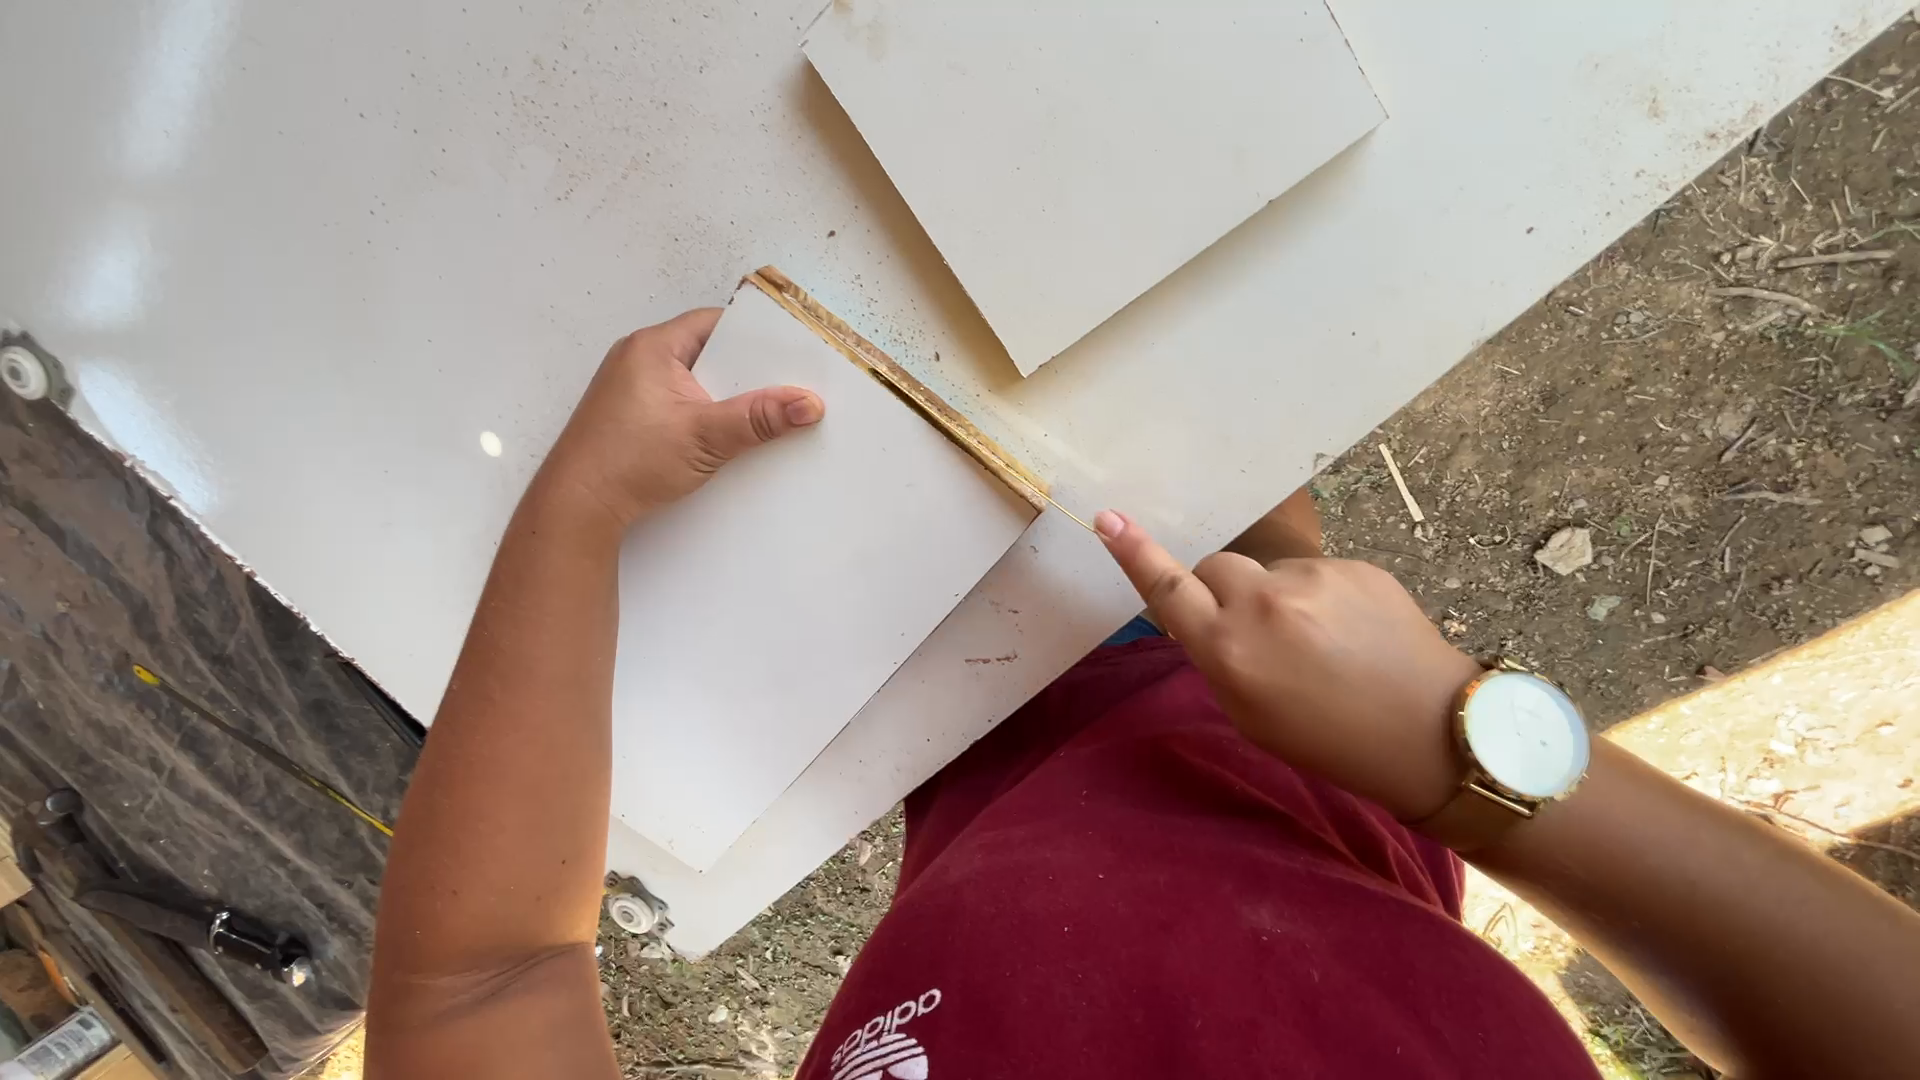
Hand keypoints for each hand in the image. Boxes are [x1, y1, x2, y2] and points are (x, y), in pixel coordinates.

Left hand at [535, 309, 824, 532]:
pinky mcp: (637, 418)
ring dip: (729, 397)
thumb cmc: (628, 461)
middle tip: (787, 385)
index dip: (755, 334)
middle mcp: (641, 361)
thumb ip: (759, 418)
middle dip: (748, 371)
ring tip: (766, 413)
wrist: (579, 507)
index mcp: (653, 347)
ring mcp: (637, 390)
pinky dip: (710, 415)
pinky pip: (686, 405)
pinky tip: (731, 436)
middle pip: (711, 353)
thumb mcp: (705, 436)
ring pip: (699, 383)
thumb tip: (807, 403)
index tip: (790, 350)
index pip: (716, 323)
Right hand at [1094, 510, 1482, 820]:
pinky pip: (1312, 573)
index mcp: (1230, 650)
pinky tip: (1350, 630)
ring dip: (1275, 596)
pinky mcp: (1353, 565)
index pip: (1167, 589)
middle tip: (1253, 631)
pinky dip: (1318, 596)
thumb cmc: (1327, 740)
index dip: (1134, 554)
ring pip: (1266, 571)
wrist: (1431, 733)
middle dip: (1220, 591)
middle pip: (1214, 568)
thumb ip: (1216, 659)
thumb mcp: (1248, 715)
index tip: (1108, 519)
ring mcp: (1312, 578)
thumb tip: (1205, 618)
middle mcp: (1263, 604)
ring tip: (1318, 640)